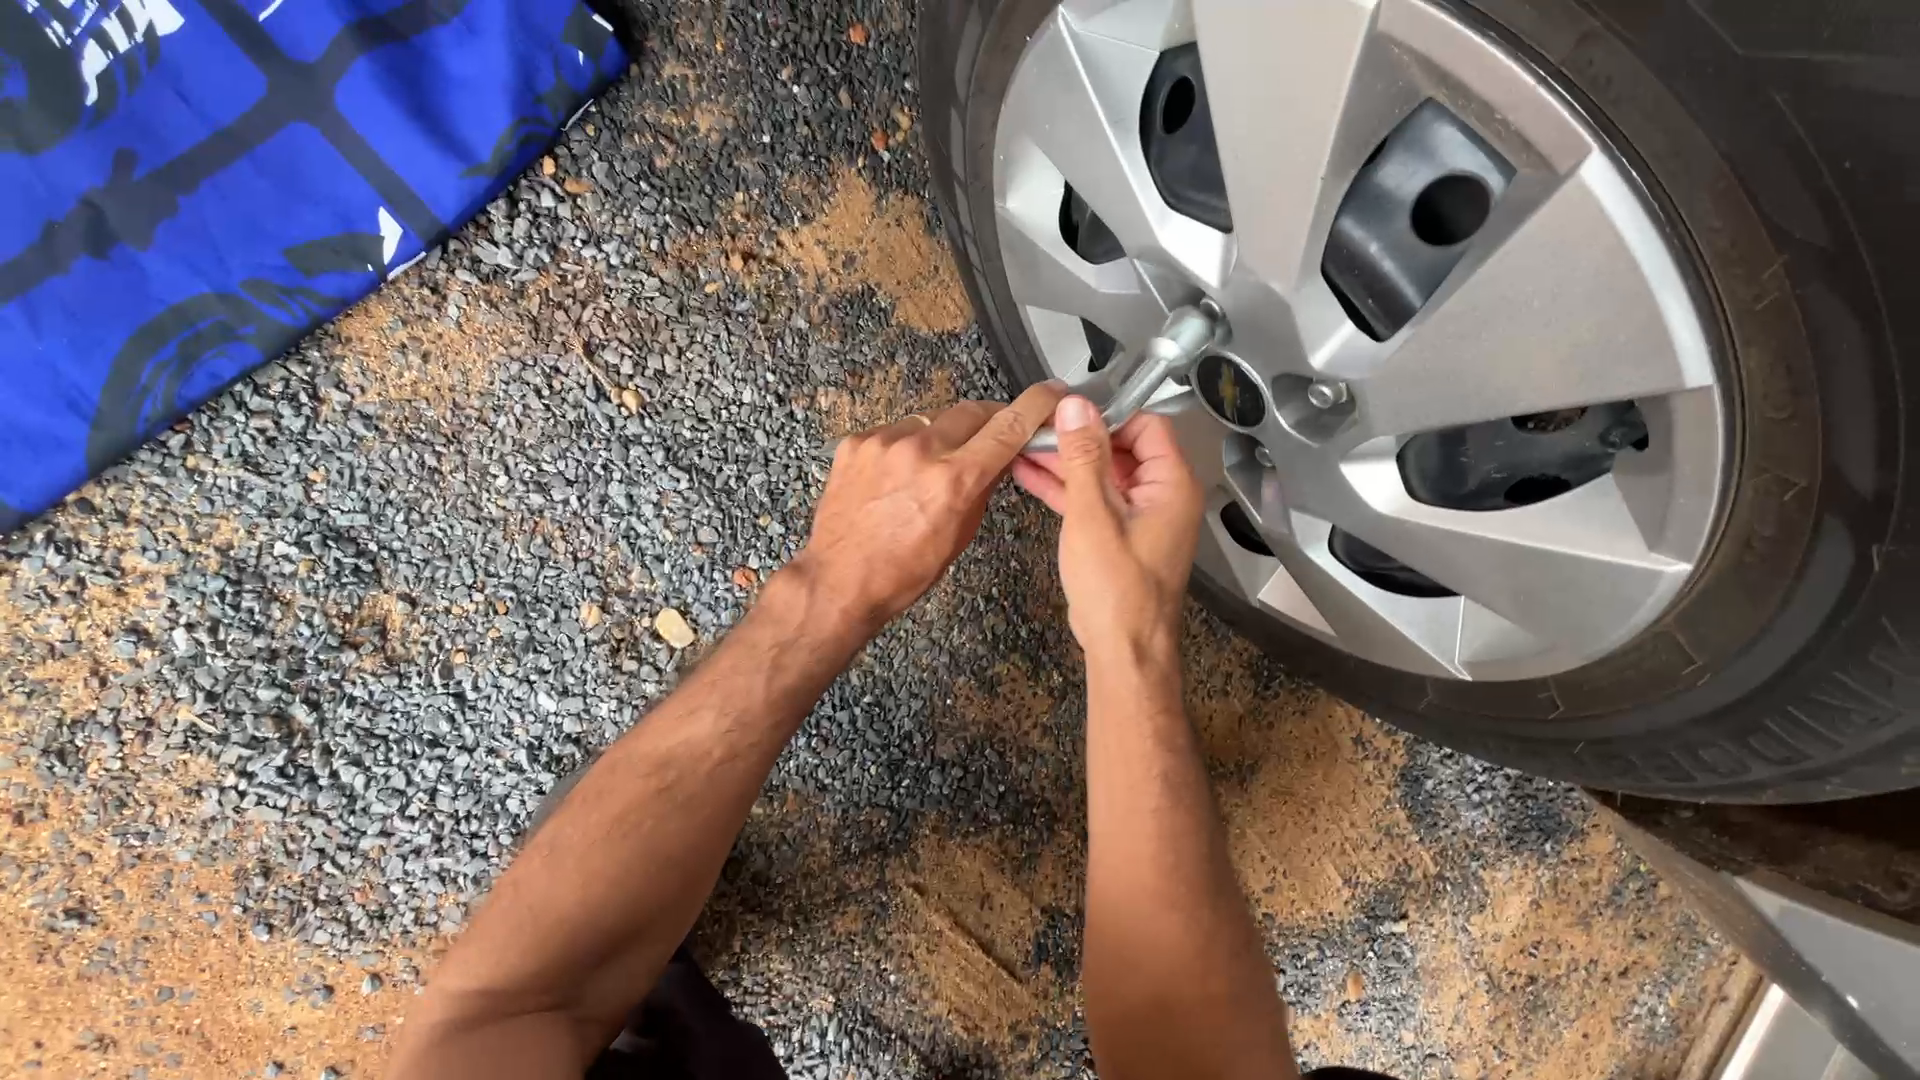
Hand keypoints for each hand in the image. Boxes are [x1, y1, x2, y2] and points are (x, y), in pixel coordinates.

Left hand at [795, 382, 1066, 632]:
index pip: (1007, 426)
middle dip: (987, 422)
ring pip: (931, 420)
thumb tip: (1002, 455)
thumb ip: (983, 487)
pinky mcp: (856, 443)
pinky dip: (905, 447)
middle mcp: (919, 452)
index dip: (1037, 405)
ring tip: (929, 472)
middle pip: (972, 411)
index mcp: (953, 480)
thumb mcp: (960, 535)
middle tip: (988, 439)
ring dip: (941, 437)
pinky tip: (897, 477)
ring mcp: (883, 443)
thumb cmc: (902, 571)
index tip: (1052, 394)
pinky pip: (895, 431)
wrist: (839, 582)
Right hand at [1011, 396, 1203, 662]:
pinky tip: (1030, 476)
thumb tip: (1077, 408)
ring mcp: (1140, 517)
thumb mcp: (1093, 514)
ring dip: (1066, 463)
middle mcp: (1162, 496)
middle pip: (1121, 448)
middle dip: (1078, 438)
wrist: (1123, 649)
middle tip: (1039, 429)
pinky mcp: (1119, 536)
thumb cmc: (1118, 591)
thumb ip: (1084, 457)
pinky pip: (1093, 501)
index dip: (1107, 416)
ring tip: (1025, 446)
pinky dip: (1066, 489)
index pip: (1146, 425)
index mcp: (1171, 485)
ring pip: (1102, 474)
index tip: (1068, 413)